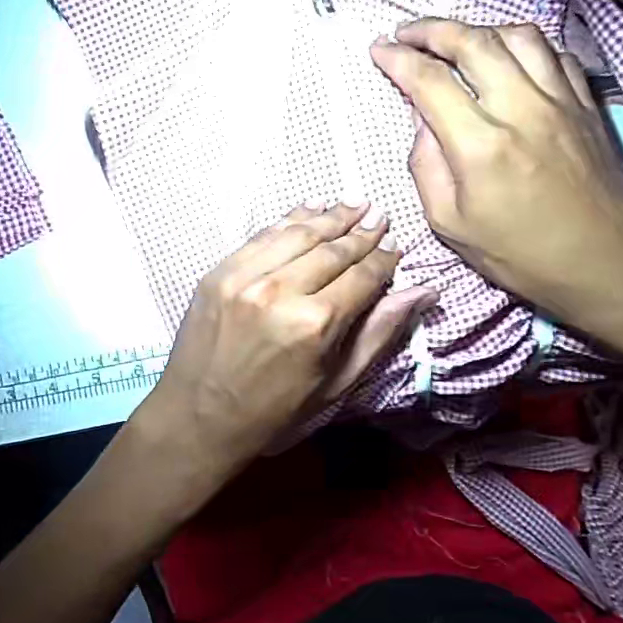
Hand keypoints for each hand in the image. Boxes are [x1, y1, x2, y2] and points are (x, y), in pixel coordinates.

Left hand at [134, 201, 435, 479]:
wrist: (198, 418)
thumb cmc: (276, 411)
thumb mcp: (337, 383)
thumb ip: (380, 331)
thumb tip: (424, 292)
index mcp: (316, 325)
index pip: (362, 276)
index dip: (383, 257)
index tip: (396, 243)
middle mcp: (281, 291)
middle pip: (333, 249)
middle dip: (361, 231)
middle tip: (380, 213)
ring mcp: (245, 277)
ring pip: (299, 234)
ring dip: (330, 216)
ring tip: (353, 203)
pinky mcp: (219, 272)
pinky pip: (263, 235)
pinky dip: (290, 219)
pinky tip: (311, 206)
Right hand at [369, 19, 622, 352]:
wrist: (603, 262)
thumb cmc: (521, 255)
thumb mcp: (451, 226)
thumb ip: (426, 166)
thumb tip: (422, 121)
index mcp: (480, 144)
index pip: (428, 79)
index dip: (396, 58)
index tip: (378, 49)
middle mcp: (520, 108)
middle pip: (471, 40)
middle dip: (431, 29)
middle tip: (407, 32)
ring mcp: (559, 100)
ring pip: (516, 35)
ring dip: (479, 29)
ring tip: (458, 41)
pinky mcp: (585, 104)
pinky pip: (554, 53)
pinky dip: (524, 47)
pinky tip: (511, 61)